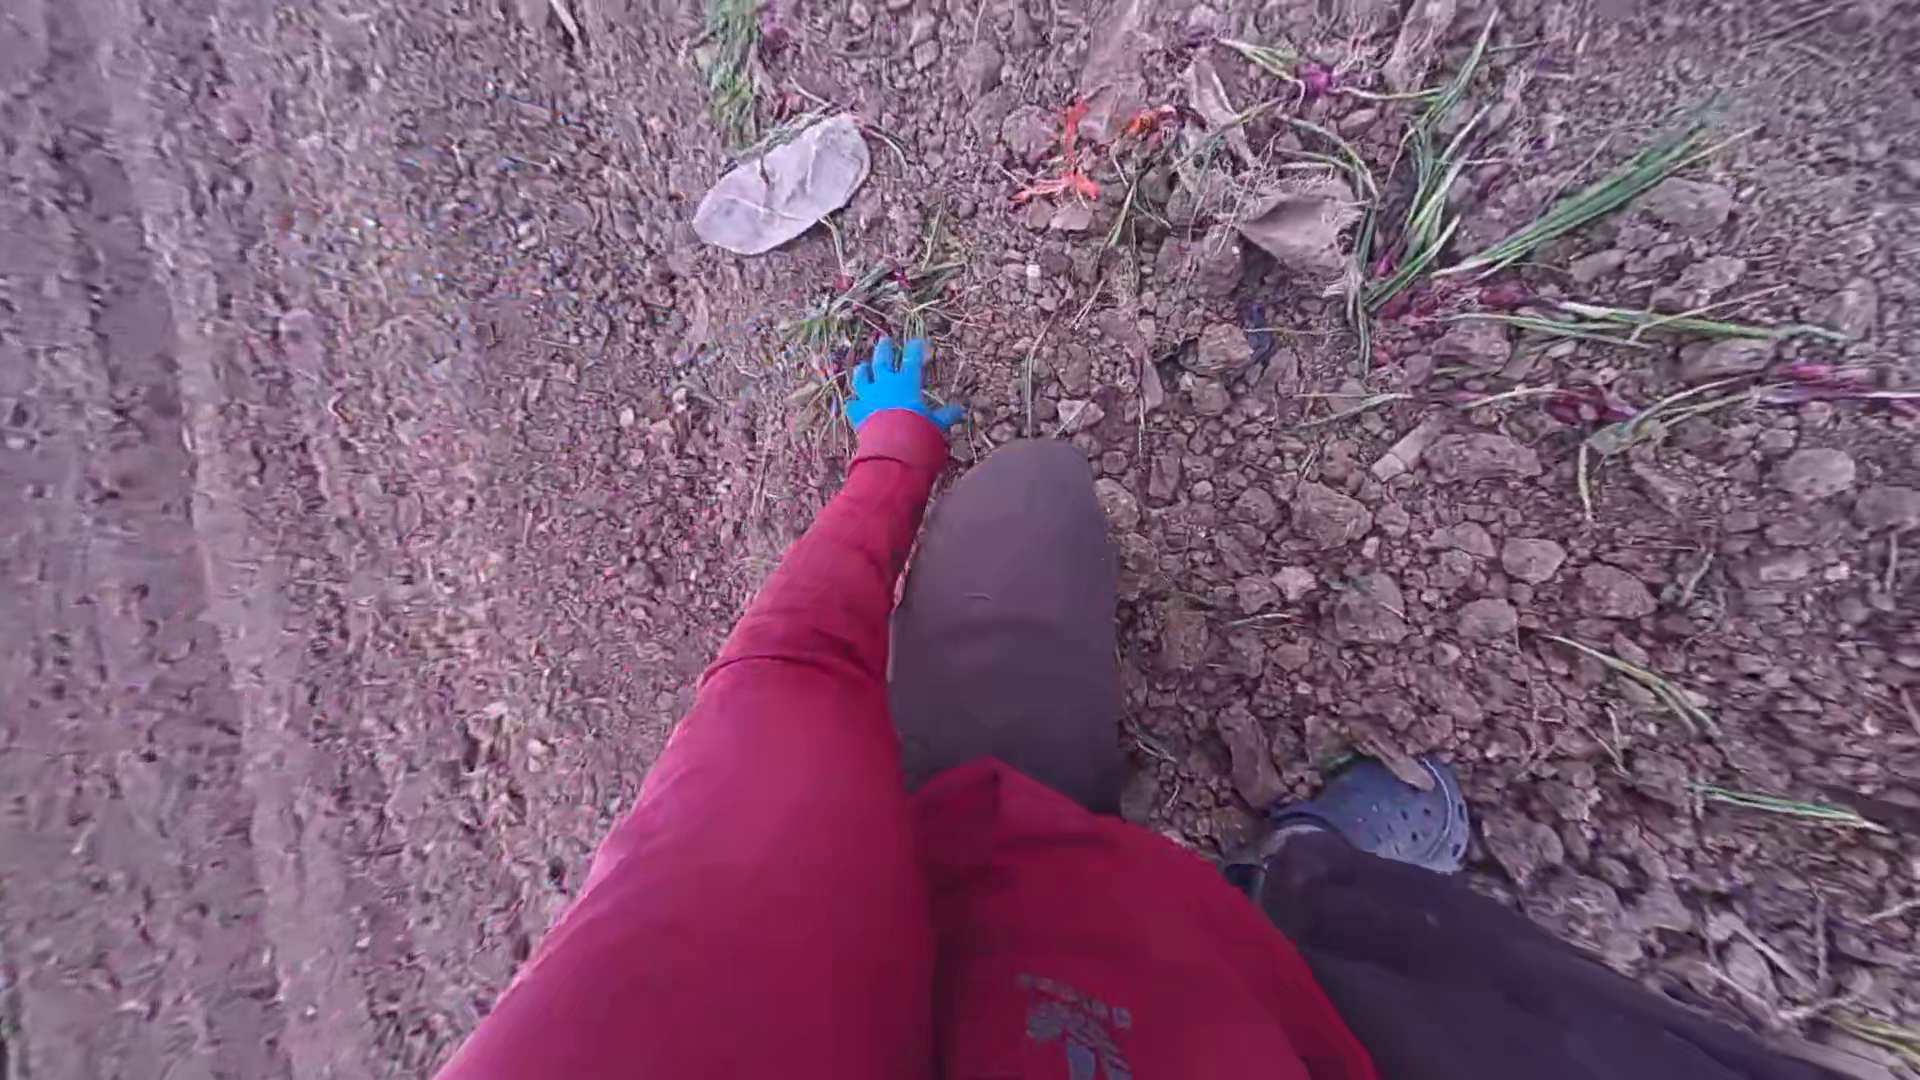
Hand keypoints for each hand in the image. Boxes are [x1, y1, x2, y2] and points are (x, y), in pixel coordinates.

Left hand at [846, 337, 964, 431]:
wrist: (893, 446)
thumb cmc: (918, 431)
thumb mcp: (936, 424)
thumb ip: (945, 416)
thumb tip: (959, 411)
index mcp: (906, 383)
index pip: (912, 360)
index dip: (916, 349)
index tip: (917, 341)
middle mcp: (885, 385)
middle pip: (882, 361)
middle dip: (885, 349)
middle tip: (885, 340)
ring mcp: (869, 397)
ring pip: (862, 379)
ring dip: (862, 371)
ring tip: (862, 366)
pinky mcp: (858, 413)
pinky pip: (853, 405)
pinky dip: (854, 403)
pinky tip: (853, 402)